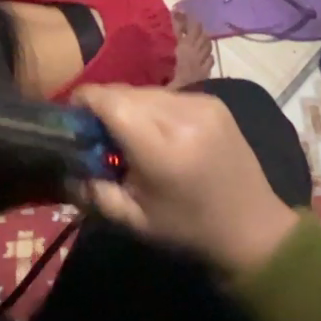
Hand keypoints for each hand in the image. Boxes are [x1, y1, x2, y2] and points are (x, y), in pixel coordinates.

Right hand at [73, 85, 298, 272]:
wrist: (255, 229)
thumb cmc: (189, 229)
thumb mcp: (133, 220)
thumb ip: (93, 190)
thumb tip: (65, 165)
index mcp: (162, 149)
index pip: (110, 101)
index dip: (84, 101)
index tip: (71, 116)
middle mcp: (183, 117)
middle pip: (124, 92)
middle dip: (104, 106)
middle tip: (97, 134)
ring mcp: (202, 104)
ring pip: (144, 90)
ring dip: (127, 105)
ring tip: (126, 134)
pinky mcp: (214, 102)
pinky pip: (167, 94)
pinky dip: (151, 107)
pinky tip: (155, 132)